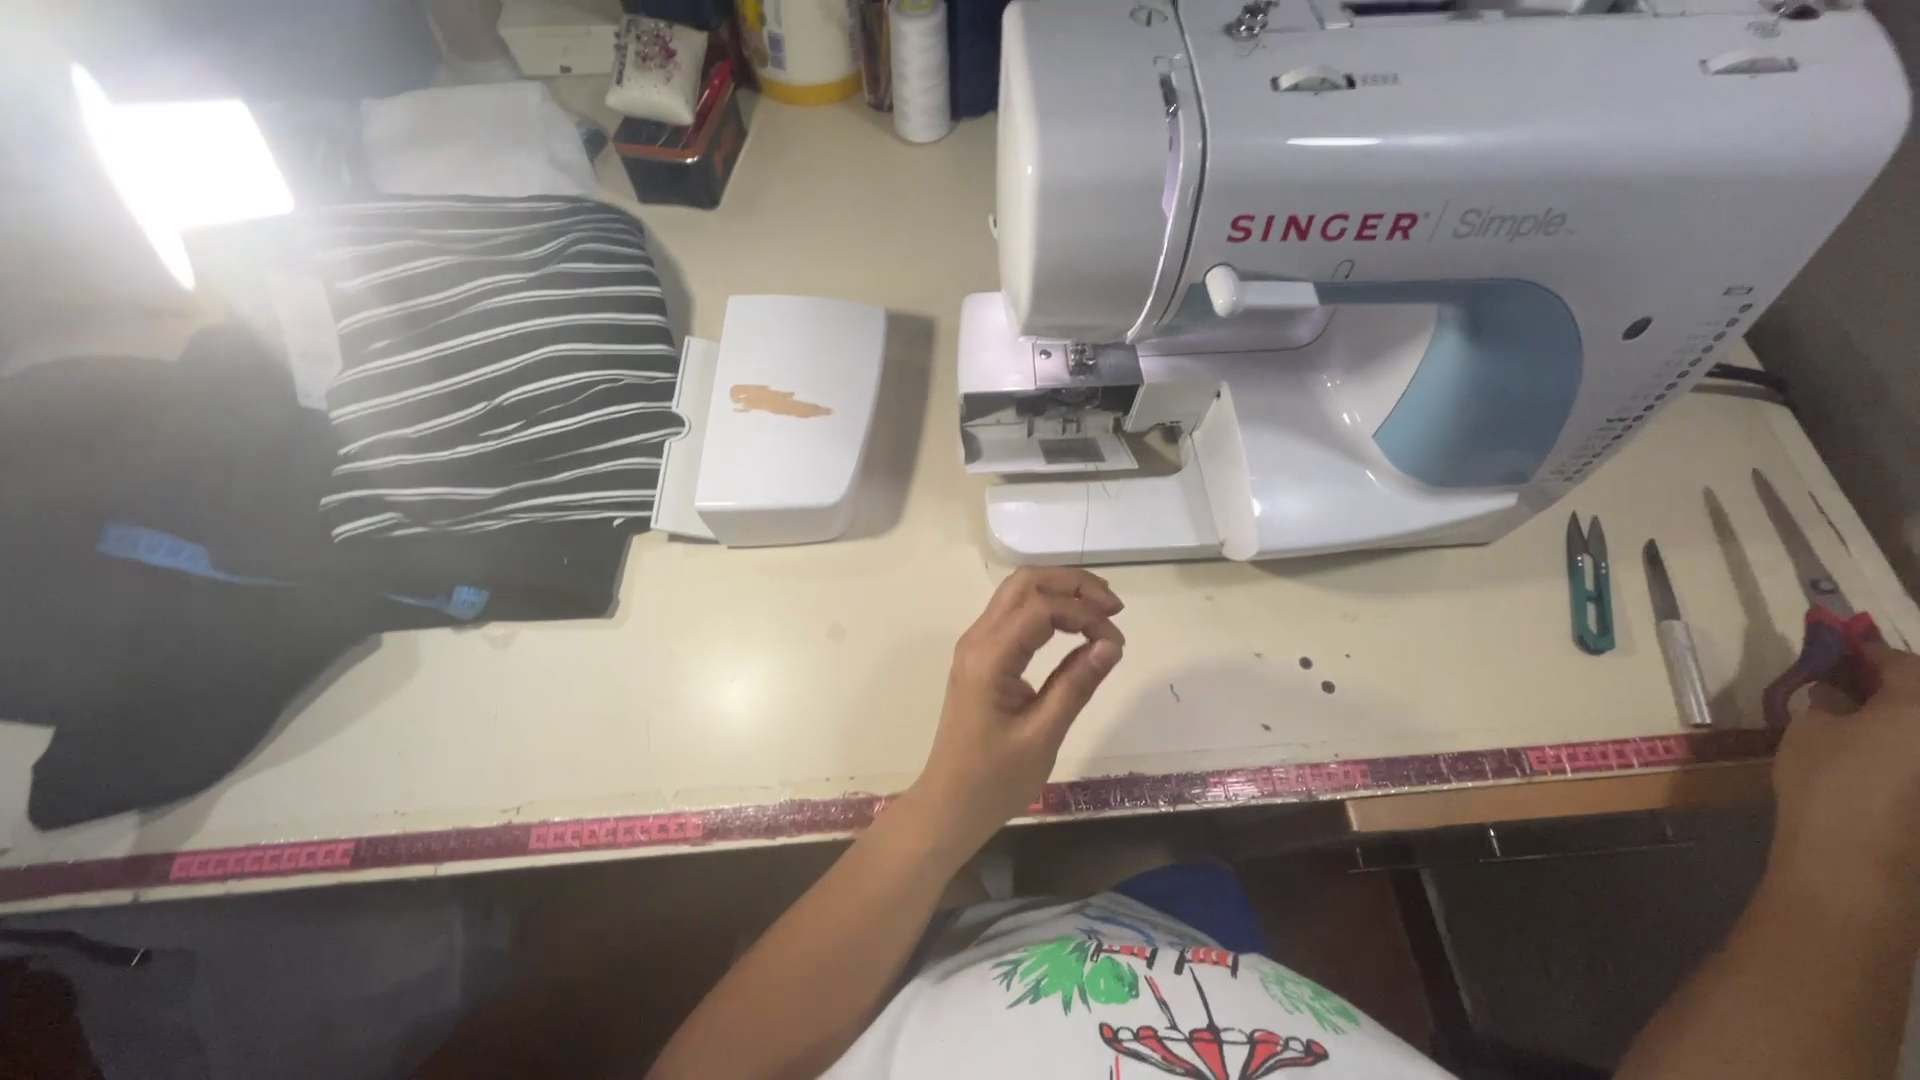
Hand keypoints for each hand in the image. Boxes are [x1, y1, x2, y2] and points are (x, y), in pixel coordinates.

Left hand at [907, 568, 1125, 851]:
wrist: (950, 804)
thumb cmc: (994, 779)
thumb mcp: (1043, 736)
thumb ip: (1076, 684)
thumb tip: (1112, 644)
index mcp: (989, 658)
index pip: (1041, 608)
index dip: (1084, 611)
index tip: (1117, 640)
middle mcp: (977, 640)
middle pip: (1025, 583)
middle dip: (1073, 585)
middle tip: (1114, 607)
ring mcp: (976, 646)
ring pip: (1019, 593)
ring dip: (1061, 593)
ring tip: (1102, 612)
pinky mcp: (983, 657)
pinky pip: (1015, 615)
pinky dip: (1049, 611)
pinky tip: (1076, 628)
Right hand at [1769, 642, 1919, 929]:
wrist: (1858, 860)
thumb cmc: (1828, 780)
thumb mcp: (1809, 729)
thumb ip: (1829, 701)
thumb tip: (1840, 692)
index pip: (1899, 659)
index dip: (1865, 652)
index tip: (1838, 651)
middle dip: (1893, 687)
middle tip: (1855, 689)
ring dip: (1903, 723)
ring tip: (1867, 727)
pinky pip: (1919, 756)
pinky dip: (1907, 751)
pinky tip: (1884, 762)